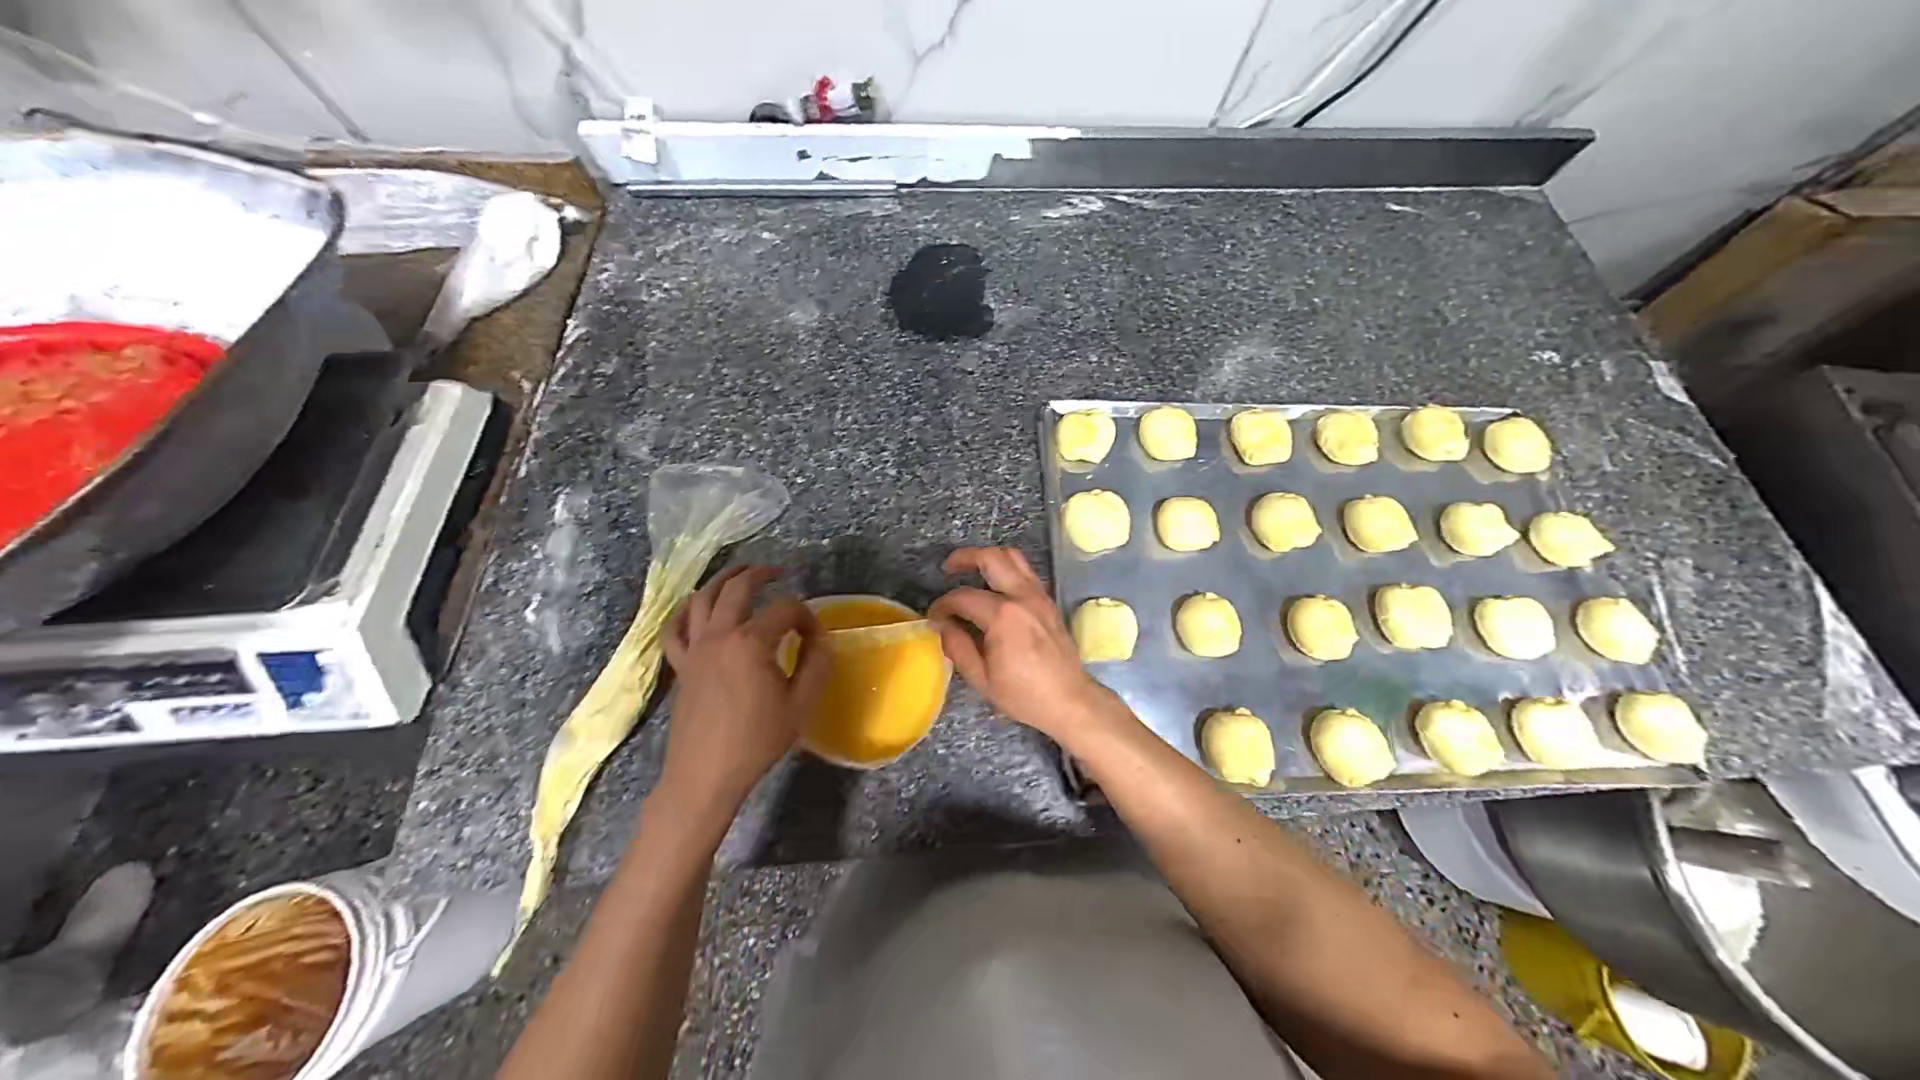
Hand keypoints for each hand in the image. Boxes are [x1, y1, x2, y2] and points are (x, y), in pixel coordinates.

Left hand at [659, 566, 829, 820]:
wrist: (706, 774)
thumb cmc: (757, 741)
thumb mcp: (801, 704)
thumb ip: (816, 664)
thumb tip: (820, 639)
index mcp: (750, 643)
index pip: (785, 610)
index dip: (805, 616)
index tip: (815, 636)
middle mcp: (718, 636)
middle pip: (737, 588)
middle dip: (760, 573)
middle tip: (777, 571)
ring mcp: (694, 649)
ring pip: (702, 599)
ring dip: (722, 580)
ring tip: (740, 574)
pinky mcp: (681, 666)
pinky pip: (675, 629)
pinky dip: (685, 612)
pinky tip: (696, 608)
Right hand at [929, 546, 1132, 750]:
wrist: (1070, 701)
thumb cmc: (1024, 695)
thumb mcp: (982, 678)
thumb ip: (957, 646)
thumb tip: (940, 625)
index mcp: (1003, 617)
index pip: (963, 597)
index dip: (943, 605)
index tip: (934, 617)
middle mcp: (1023, 597)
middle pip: (991, 558)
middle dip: (964, 558)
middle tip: (948, 569)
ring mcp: (1039, 596)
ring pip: (1013, 557)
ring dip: (988, 558)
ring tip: (971, 570)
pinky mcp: (1048, 601)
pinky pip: (1026, 572)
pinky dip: (1007, 569)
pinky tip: (995, 587)